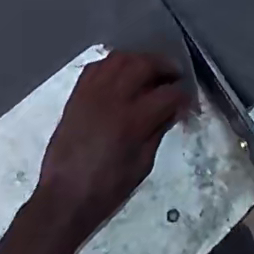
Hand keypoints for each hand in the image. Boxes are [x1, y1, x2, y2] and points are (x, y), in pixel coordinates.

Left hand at [30, 51, 188, 240]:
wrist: (64, 195)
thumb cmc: (107, 188)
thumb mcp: (143, 164)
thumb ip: (158, 131)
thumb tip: (172, 110)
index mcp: (132, 120)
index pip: (166, 94)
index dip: (183, 95)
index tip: (188, 99)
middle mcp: (112, 98)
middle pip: (143, 64)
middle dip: (164, 65)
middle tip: (175, 74)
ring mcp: (91, 92)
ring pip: (119, 59)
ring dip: (139, 59)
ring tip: (150, 69)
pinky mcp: (76, 94)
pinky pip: (96, 66)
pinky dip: (113, 64)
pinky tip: (121, 74)